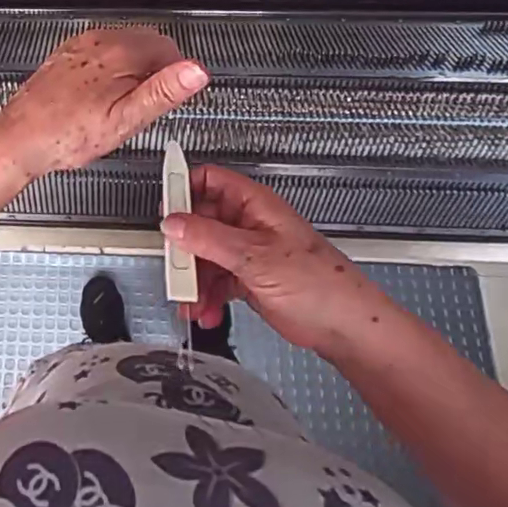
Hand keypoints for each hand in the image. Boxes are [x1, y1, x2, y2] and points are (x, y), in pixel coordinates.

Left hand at [0, 28, 208, 183]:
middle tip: (146, 104)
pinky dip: (109, 70)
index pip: (169, 48)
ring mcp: (79, 47)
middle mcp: (98, 41)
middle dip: (155, 70)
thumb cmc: (65, 135)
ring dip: (133, 68)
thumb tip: (195, 71)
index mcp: (119, 52)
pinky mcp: (66, 56)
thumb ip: (163, 92)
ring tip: (122, 104)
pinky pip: (100, 54)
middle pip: (147, 43)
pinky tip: (99, 98)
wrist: (18, 139)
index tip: (169, 96)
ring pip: (123, 47)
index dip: (175, 76)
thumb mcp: (125, 120)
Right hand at [164, 165, 394, 353]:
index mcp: (253, 204)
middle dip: (184, 249)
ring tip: (192, 302)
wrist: (344, 325)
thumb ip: (209, 237)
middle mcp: (248, 224)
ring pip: (204, 256)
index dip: (183, 190)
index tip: (163, 210)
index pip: (209, 180)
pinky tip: (207, 312)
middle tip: (176, 269)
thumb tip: (172, 222)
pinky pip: (215, 281)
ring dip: (194, 280)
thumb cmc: (320, 282)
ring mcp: (247, 252)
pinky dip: (207, 297)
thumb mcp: (255, 256)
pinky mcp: (248, 278)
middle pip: (199, 223)